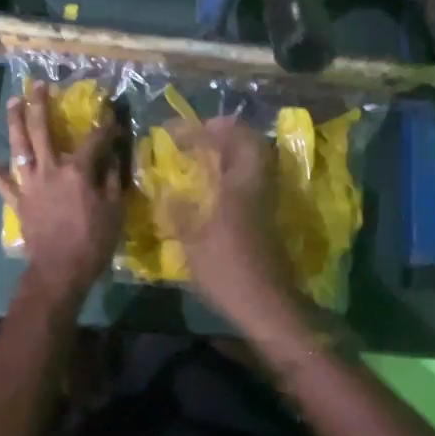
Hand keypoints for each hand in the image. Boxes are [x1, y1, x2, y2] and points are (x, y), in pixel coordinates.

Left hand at [0, 82, 123, 302]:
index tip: (112, 119)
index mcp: (77, 171)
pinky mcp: (18, 201)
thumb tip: (113, 157)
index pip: (93, 140)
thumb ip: (113, 180)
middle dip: (40, 105)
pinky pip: (4, 184)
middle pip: (42, 130)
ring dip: (15, 123)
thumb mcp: (115, 210)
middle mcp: (50, 169)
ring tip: (13, 102)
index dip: (105, 128)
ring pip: (19, 147)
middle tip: (37, 85)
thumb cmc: (92, 241)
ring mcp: (30, 184)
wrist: (59, 270)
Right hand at [168, 116, 304, 334]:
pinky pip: (254, 177)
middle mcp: (258, 184)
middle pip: (250, 141)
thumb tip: (165, 190)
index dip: (202, 128)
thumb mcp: (191, 242)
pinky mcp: (269, 217)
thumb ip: (178, 210)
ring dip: (231, 150)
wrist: (267, 307)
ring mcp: (268, 200)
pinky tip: (214, 187)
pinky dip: (236, 170)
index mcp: (240, 183)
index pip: (230, 135)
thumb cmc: (227, 271)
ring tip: (202, 158)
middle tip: (195, 138)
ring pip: (256, 159)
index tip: (174, 133)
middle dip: (222, 132)